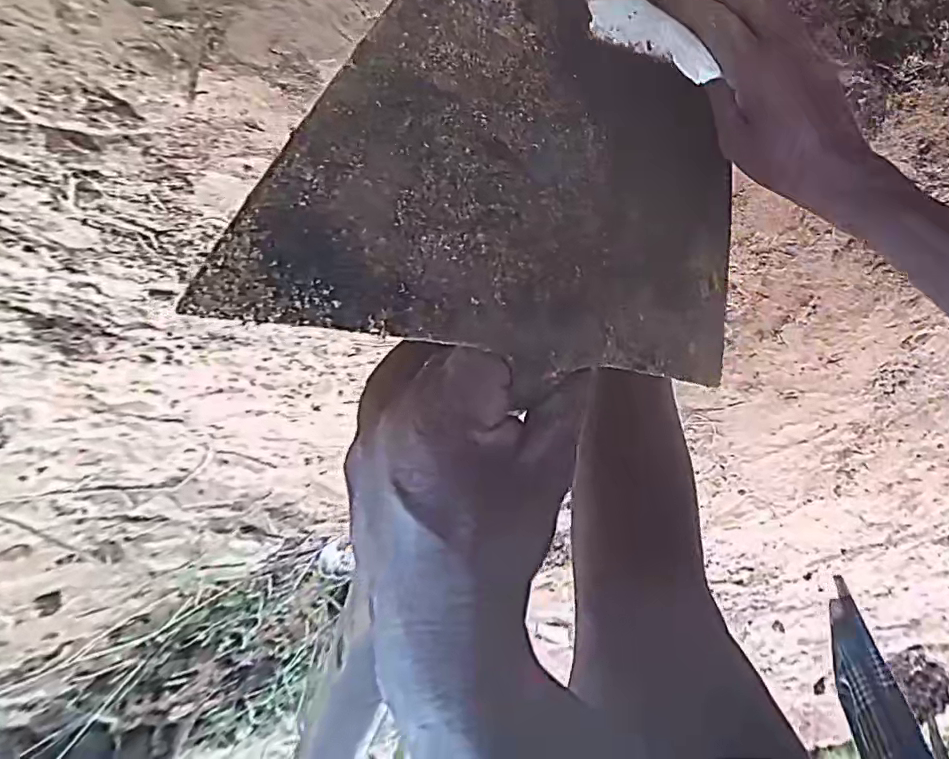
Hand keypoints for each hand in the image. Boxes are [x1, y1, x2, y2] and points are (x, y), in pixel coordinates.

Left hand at [345, 344, 586, 649]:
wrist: (438, 622)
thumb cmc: (499, 543)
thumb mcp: (552, 461)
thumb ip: (571, 388)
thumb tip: (587, 339)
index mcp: (437, 405)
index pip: (493, 327)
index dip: (535, 331)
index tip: (562, 345)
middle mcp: (386, 404)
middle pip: (458, 336)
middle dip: (505, 346)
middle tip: (541, 372)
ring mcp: (365, 425)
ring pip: (431, 359)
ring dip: (473, 365)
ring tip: (510, 396)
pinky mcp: (360, 445)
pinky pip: (408, 389)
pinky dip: (445, 388)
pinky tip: (475, 417)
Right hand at [664, 0, 882, 215]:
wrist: (840, 172)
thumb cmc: (786, 164)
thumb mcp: (734, 138)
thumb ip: (716, 94)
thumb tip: (704, 68)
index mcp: (753, 62)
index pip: (711, 14)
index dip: (684, 9)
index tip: (667, 12)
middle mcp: (781, 43)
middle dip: (715, 3)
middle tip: (700, 30)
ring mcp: (805, 46)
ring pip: (767, 3)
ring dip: (743, 13)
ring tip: (728, 44)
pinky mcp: (819, 57)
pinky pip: (786, 25)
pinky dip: (766, 28)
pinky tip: (758, 59)